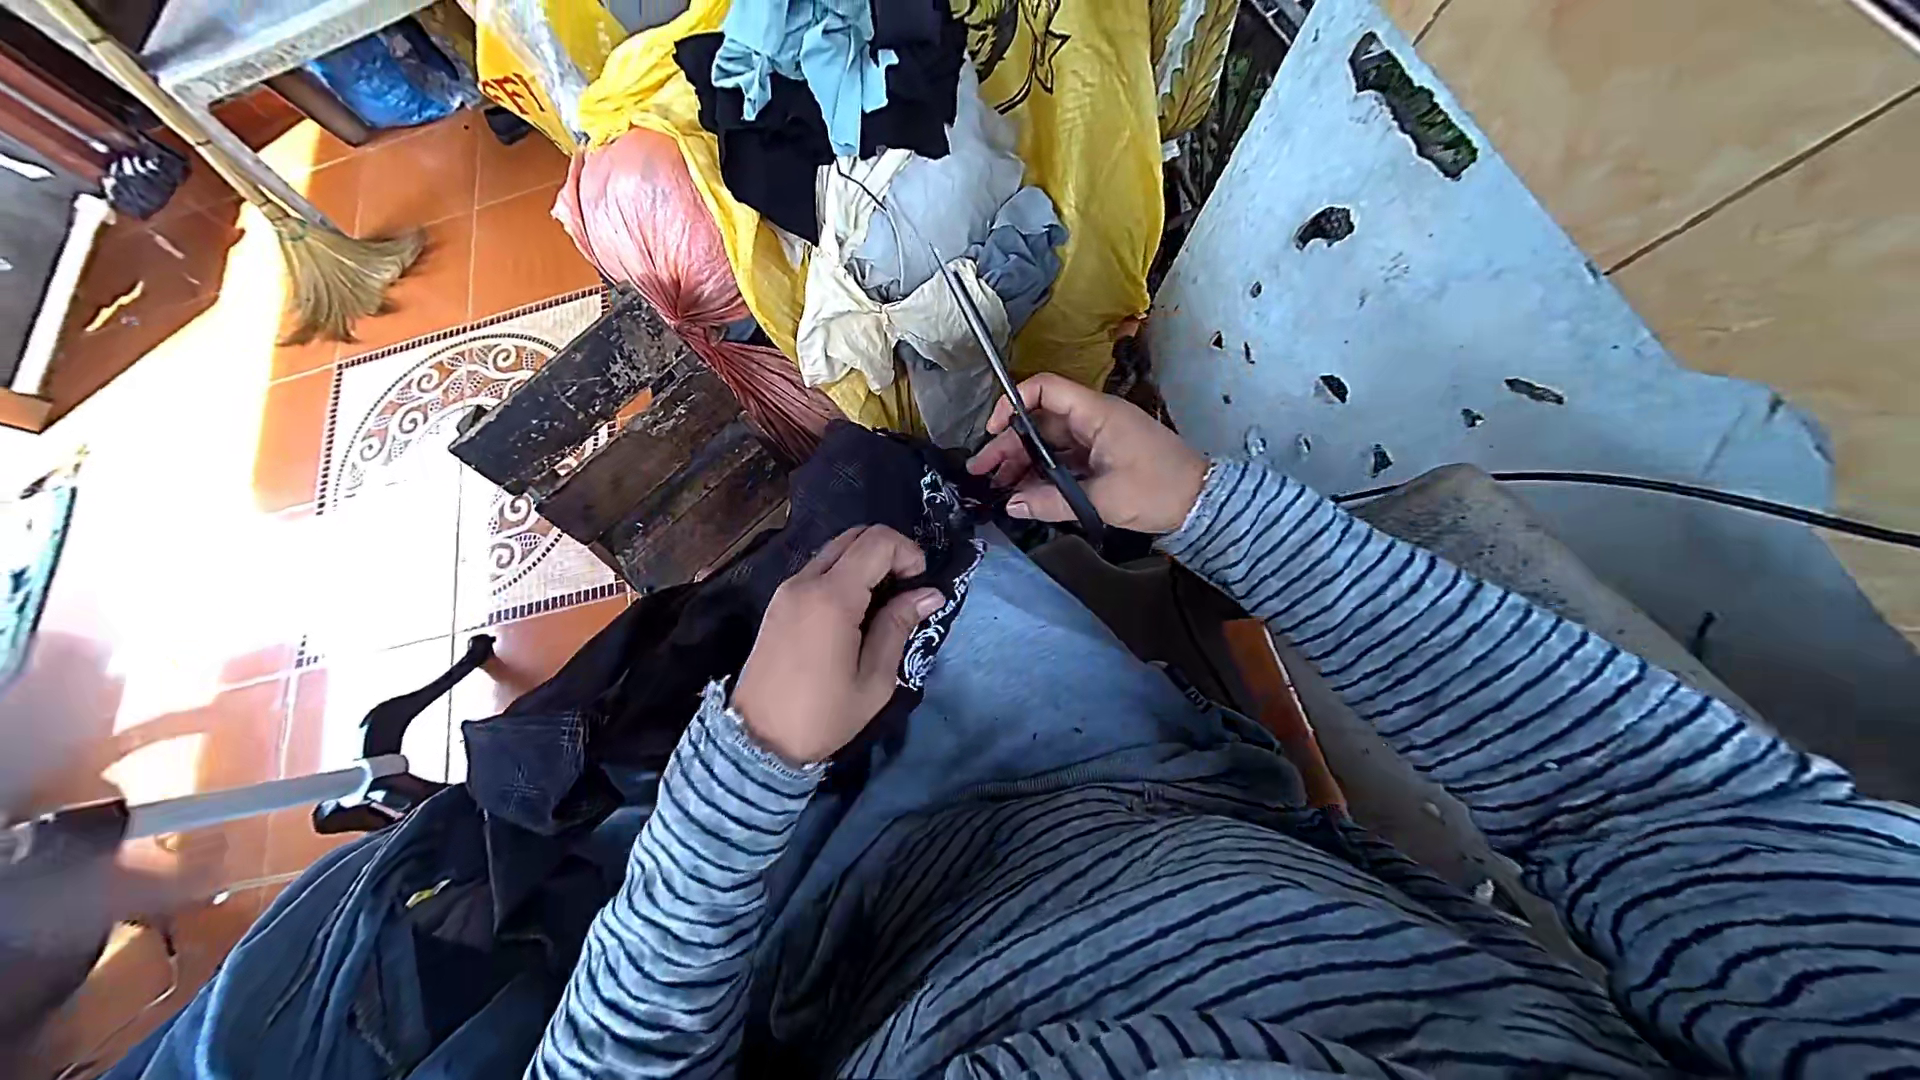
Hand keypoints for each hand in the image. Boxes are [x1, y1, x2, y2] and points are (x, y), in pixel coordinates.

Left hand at [731, 526, 946, 764]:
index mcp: (832, 598)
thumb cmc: (823, 716)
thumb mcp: (874, 679)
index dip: (909, 553)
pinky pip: (819, 569)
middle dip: (890, 551)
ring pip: (835, 549)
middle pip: (855, 535)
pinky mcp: (779, 602)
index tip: (920, 585)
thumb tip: (930, 594)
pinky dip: (845, 573)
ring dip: (866, 561)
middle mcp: (806, 582)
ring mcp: (787, 589)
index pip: (878, 542)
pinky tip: (856, 609)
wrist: (756, 741)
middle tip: (906, 588)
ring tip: (883, 602)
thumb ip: (899, 626)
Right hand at [966, 373, 1209, 533]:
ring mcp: (1097, 437)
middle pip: (1039, 422)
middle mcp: (1094, 419)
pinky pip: (1063, 458)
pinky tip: (1025, 491)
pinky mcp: (1101, 455)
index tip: (994, 431)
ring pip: (1048, 442)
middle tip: (983, 471)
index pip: (1045, 389)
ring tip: (998, 485)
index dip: (1013, 404)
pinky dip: (1043, 472)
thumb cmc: (1160, 491)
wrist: (1201, 502)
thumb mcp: (1101, 499)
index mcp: (1097, 414)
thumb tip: (1012, 504)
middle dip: (1008, 445)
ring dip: (1022, 462)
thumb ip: (1051, 501)